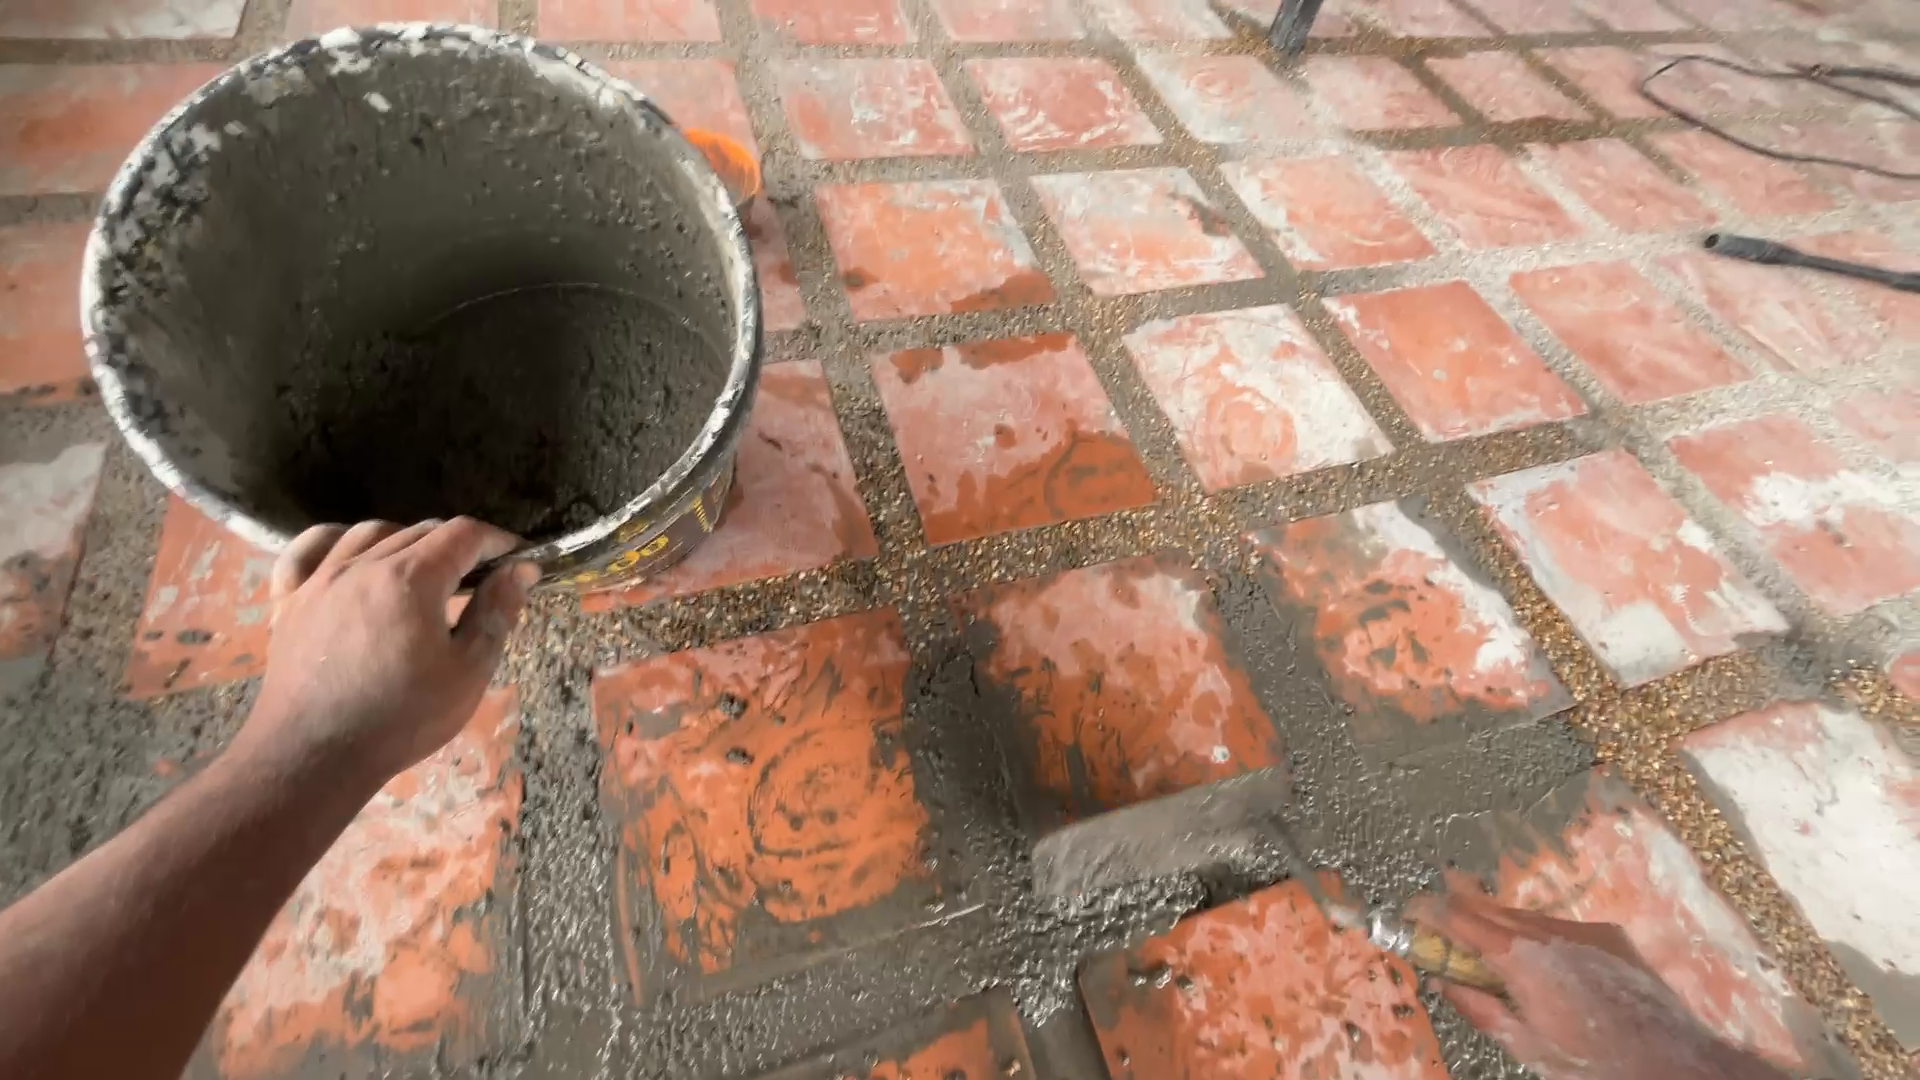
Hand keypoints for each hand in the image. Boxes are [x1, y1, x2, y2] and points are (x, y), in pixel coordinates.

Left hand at [234, 517, 537, 786]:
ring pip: (371, 532)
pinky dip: (340, 542)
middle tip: (485, 577)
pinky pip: (310, 549)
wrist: (313, 758)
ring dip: (408, 540)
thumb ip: (497, 610)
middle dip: (461, 544)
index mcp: (410, 580)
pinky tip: (358, 558)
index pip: (463, 534)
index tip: (520, 560)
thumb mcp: (470, 668)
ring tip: (427, 570)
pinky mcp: (289, 602)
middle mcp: (361, 566)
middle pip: (420, 530)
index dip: (499, 541)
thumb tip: (522, 569)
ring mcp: (318, 581)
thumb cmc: (404, 716)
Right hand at [1405, 892, 1785, 1079]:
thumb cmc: (1595, 1065)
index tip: (1410, 913)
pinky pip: (1558, 925)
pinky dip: (1540, 935)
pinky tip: (1549, 962)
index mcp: (1516, 956)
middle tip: (1439, 923)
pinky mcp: (1609, 934)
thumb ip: (1478, 1008)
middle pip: (1484, 907)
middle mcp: (1542, 931)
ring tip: (1494, 949)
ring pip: (1521, 915)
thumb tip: (1440, 981)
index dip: (1427, 912)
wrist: (1684, 1070)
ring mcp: (1579, 929)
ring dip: (1498, 924)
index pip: (1455, 917)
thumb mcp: (1526, 1047)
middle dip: (1457, 912)